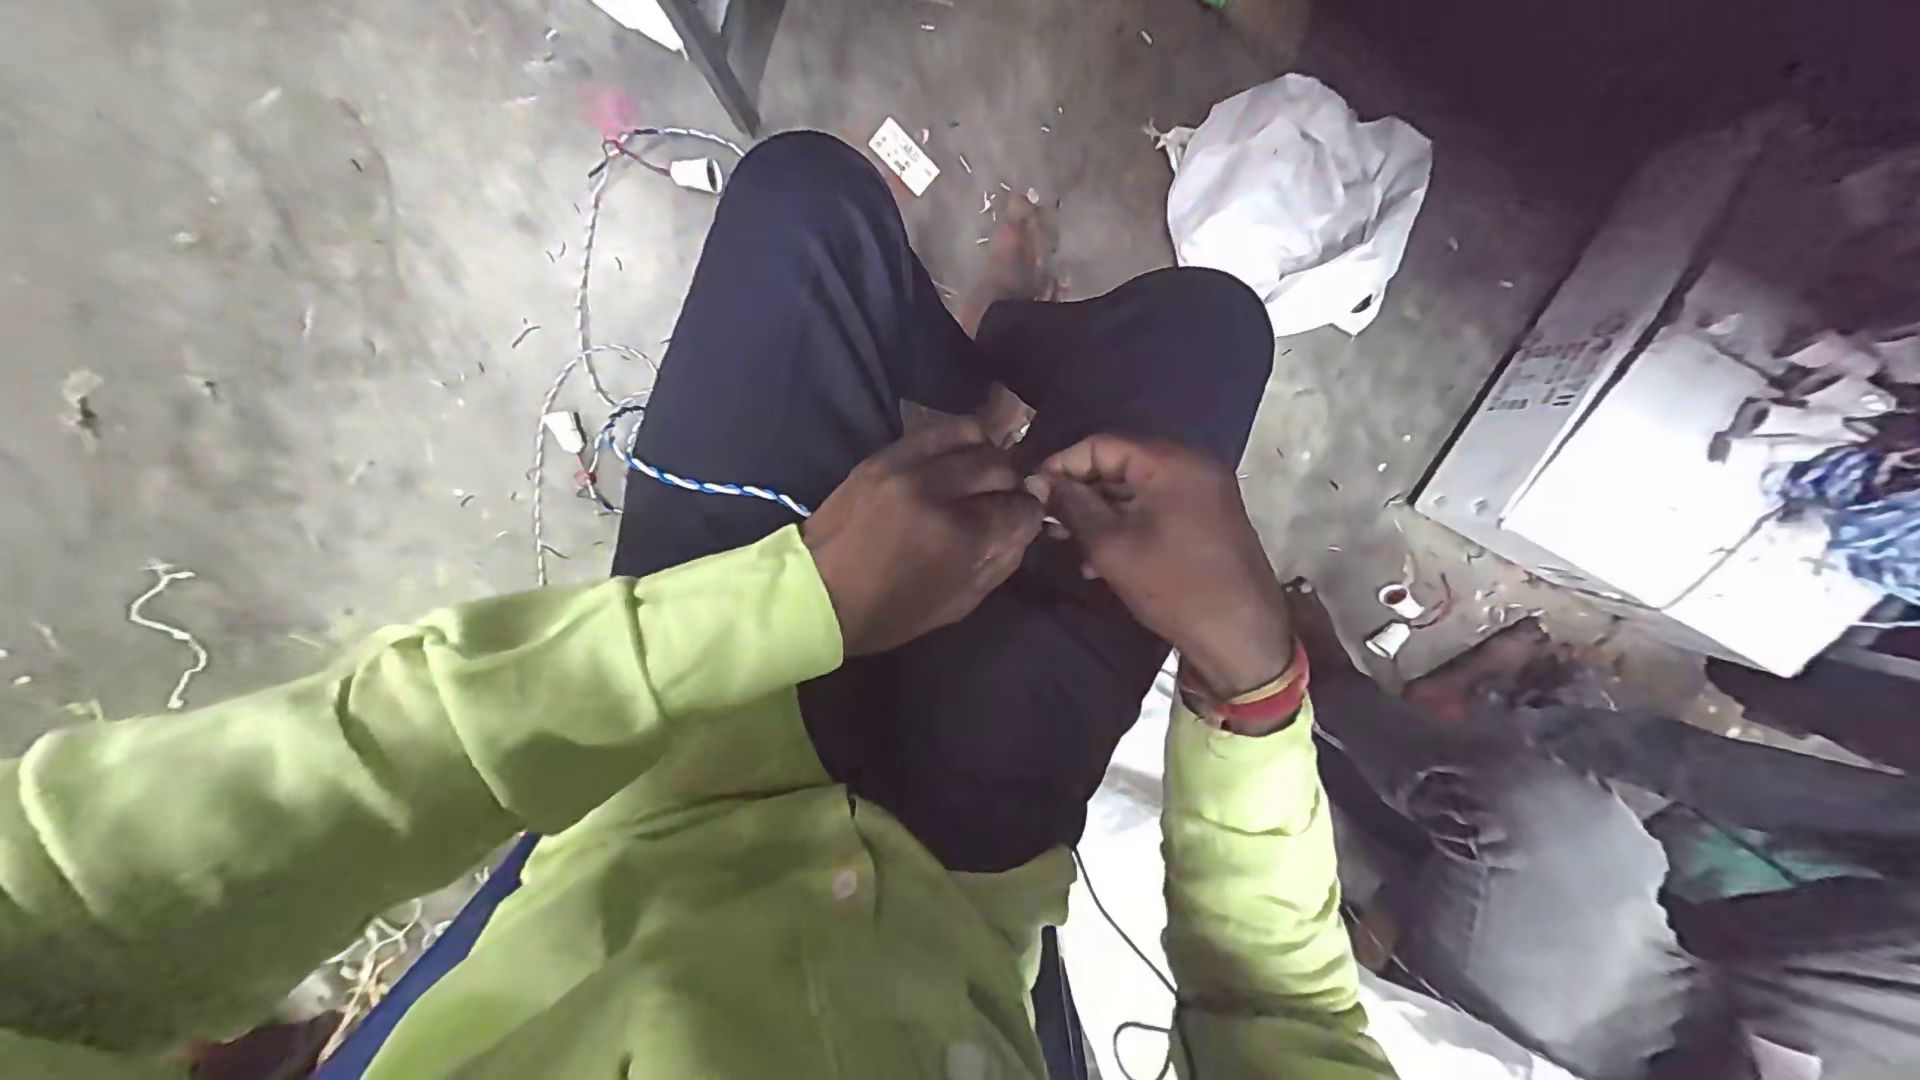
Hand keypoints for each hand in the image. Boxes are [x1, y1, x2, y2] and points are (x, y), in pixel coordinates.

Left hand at [804, 418, 1044, 656]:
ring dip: (988, 458)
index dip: (1030, 514)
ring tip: (981, 476)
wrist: (815, 592)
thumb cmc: (889, 612)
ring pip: (973, 439)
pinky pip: (936, 431)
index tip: (1024, 520)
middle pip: (1000, 467)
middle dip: (1011, 486)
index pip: (1019, 508)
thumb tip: (1025, 525)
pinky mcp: (882, 456)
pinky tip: (958, 459)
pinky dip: (958, 441)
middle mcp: (935, 492)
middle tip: (1003, 501)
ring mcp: (905, 468)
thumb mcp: (957, 604)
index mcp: (957, 538)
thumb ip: (1001, 560)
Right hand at [1040, 434, 1293, 696]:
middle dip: (1079, 490)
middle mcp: (1190, 466)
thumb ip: (1072, 506)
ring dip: (1098, 511)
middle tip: (1047, 518)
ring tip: (1066, 541)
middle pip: (1119, 463)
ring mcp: (1202, 492)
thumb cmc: (1173, 586)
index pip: (1102, 443)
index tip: (1033, 490)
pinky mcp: (1204, 517)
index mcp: (1171, 463)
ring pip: (1134, 489)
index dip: (1061, 464)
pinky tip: (1099, 555)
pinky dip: (1124, 523)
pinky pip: (1154, 507)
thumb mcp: (1111, 545)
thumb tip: (1039, 481)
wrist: (1240, 635)